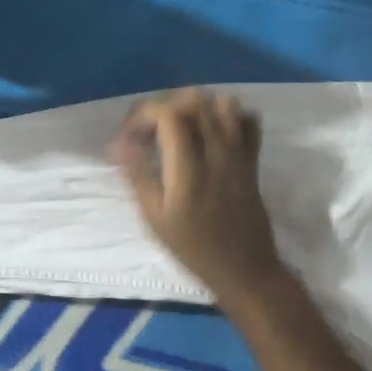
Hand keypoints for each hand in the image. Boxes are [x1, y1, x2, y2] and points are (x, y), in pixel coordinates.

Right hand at [111, 89, 287, 303]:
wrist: (244, 269)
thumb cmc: (192, 248)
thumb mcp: (154, 217)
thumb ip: (138, 175)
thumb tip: (119, 144)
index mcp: (189, 168)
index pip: (168, 114)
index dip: (142, 116)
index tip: (129, 138)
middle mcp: (217, 153)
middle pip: (195, 101)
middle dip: (164, 106)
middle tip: (149, 131)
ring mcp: (240, 154)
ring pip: (223, 104)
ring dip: (196, 107)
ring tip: (178, 128)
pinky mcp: (253, 159)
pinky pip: (248, 121)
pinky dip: (229, 116)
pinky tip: (211, 133)